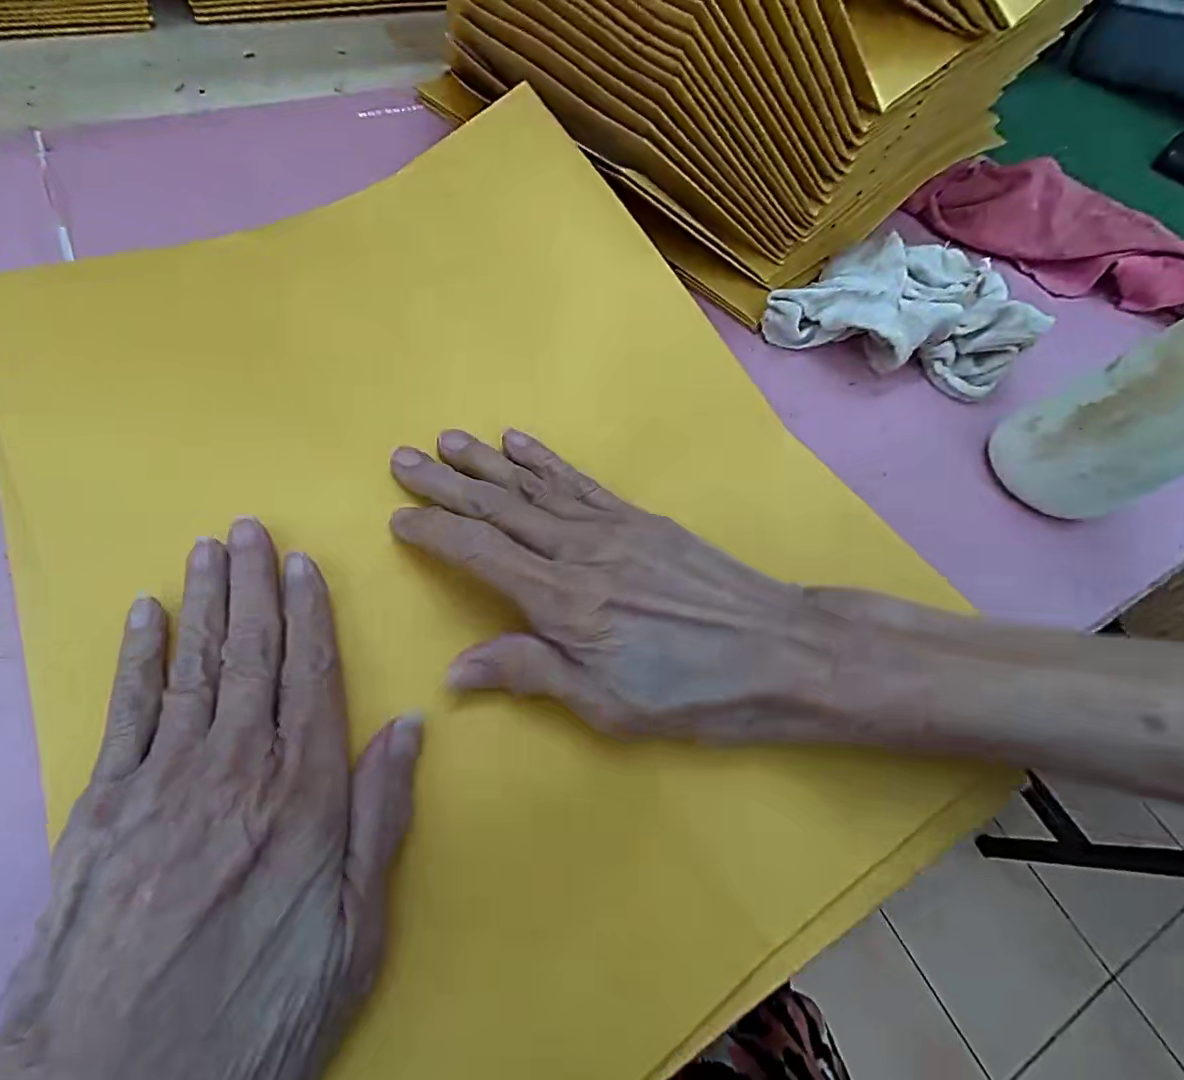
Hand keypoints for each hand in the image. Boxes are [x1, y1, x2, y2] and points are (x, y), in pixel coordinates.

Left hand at [0, 520, 422, 1079]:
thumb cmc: (260, 1011)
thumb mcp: (356, 933)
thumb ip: (381, 818)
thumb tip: (408, 728)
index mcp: (306, 792)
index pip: (313, 674)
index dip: (310, 613)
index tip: (304, 563)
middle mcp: (240, 765)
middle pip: (254, 652)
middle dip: (255, 584)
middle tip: (252, 528)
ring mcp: (166, 777)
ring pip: (196, 664)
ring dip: (206, 600)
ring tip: (210, 547)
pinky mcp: (104, 802)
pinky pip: (129, 708)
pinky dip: (140, 653)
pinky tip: (149, 612)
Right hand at [389, 429, 862, 743]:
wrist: (785, 651)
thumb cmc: (694, 693)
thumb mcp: (608, 706)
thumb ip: (530, 673)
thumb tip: (454, 670)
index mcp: (563, 601)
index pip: (480, 553)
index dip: (435, 533)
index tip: (399, 517)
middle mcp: (578, 551)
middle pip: (497, 508)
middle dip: (444, 484)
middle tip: (402, 459)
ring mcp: (610, 526)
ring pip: (532, 485)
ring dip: (485, 462)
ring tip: (448, 441)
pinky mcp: (638, 518)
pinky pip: (579, 481)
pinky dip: (544, 459)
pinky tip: (518, 441)